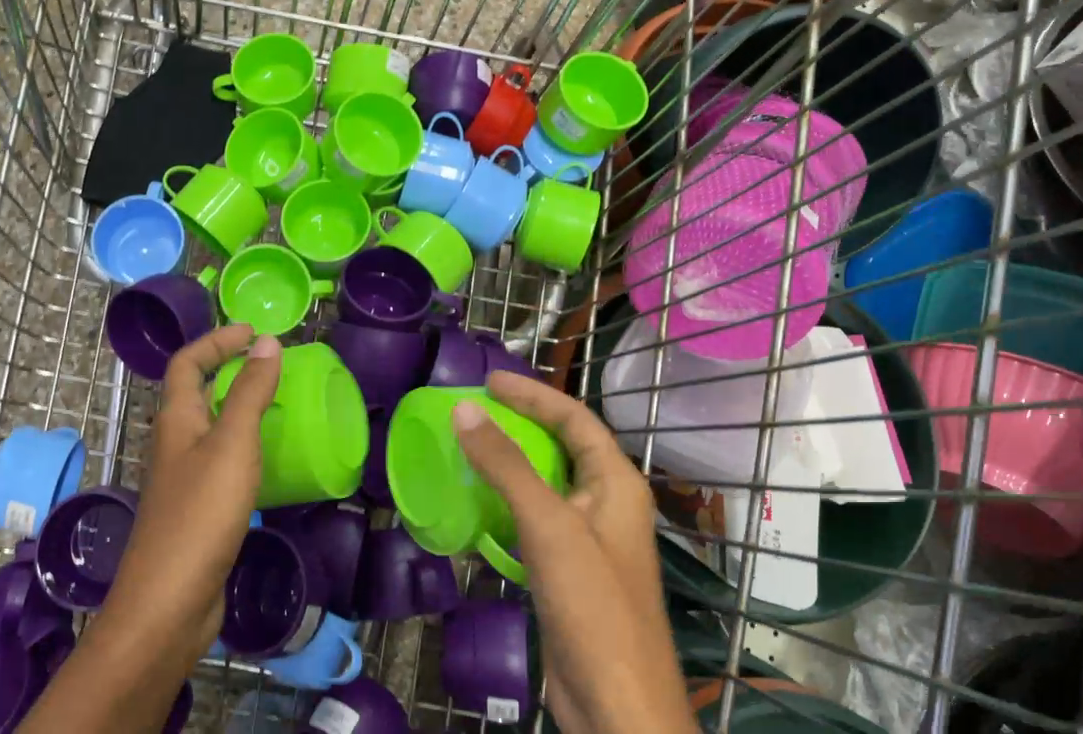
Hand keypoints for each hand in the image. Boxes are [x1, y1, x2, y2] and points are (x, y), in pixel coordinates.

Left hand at [103, 324, 280, 662]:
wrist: (169, 601)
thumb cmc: (200, 514)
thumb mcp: (232, 445)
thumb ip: (250, 393)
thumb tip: (266, 341)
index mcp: (176, 419)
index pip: (186, 363)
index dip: (216, 341)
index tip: (253, 331)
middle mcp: (174, 442)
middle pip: (196, 392)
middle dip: (230, 371)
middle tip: (272, 366)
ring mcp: (183, 478)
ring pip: (210, 428)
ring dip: (240, 409)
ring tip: (279, 406)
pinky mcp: (197, 510)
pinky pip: (221, 461)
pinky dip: (244, 448)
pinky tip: (269, 462)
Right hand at [453, 371, 694, 733]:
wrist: (616, 703)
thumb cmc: (592, 605)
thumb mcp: (549, 525)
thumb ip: (507, 466)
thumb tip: (465, 410)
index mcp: (617, 484)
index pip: (575, 419)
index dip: (533, 394)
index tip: (488, 380)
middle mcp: (607, 504)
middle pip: (564, 446)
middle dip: (522, 421)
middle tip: (475, 407)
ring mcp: (588, 539)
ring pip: (547, 483)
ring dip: (510, 461)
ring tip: (469, 444)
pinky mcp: (567, 570)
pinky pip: (535, 517)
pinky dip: (506, 500)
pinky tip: (476, 502)